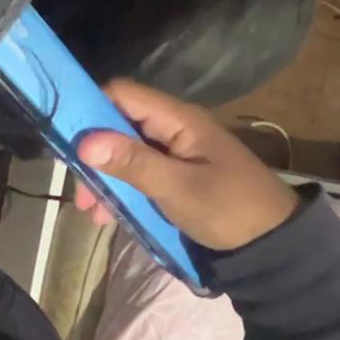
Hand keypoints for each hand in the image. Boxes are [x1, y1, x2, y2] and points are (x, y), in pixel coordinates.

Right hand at [73, 79, 300, 252]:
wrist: (273, 245)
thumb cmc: (229, 209)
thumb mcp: (178, 188)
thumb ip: (133, 163)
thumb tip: (84, 142)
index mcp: (178, 120)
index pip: (122, 94)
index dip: (91, 109)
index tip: (66, 141)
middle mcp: (172, 128)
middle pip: (117, 125)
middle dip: (93, 155)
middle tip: (80, 192)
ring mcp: (173, 153)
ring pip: (123, 154)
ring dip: (104, 180)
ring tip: (93, 214)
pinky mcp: (174, 175)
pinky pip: (137, 174)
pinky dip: (120, 192)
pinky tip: (108, 217)